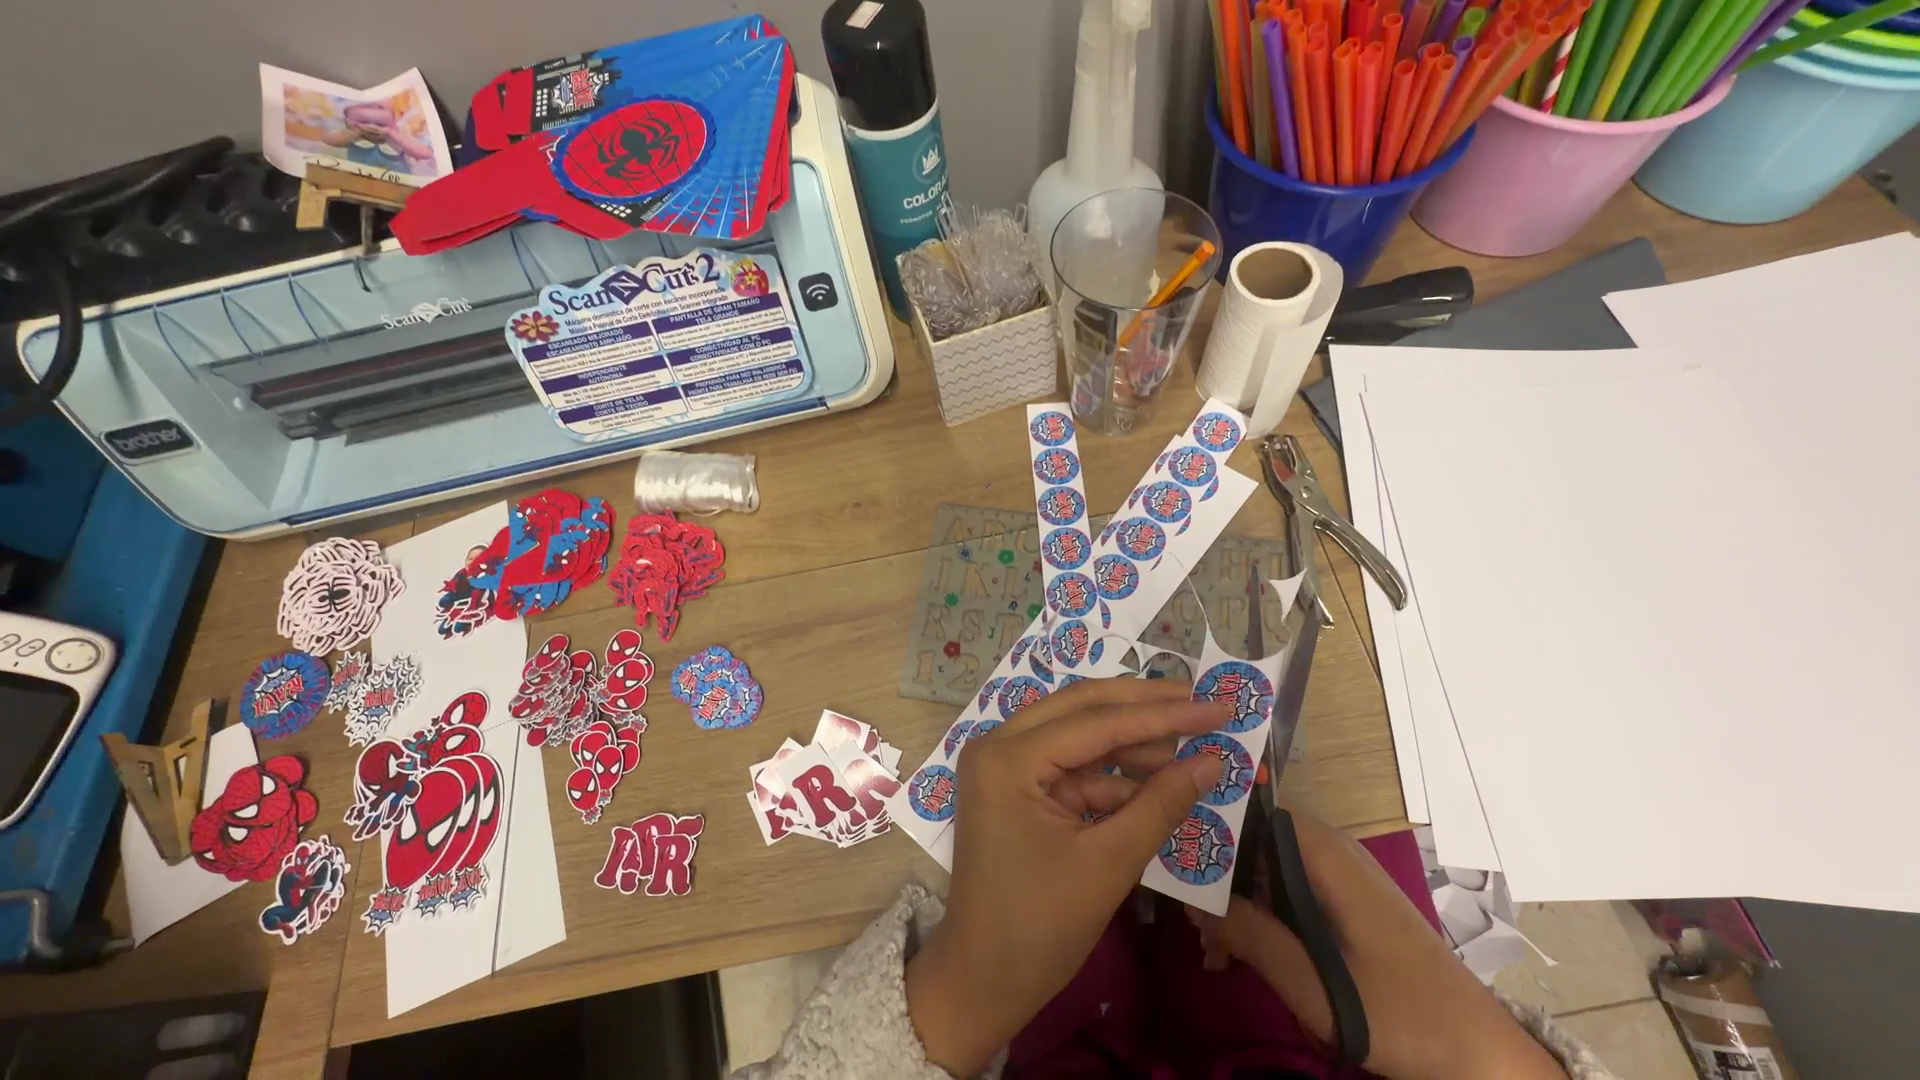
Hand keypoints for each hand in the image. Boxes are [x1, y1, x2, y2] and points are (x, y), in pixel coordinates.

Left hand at [905, 678, 1228, 1075]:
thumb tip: (1214, 759)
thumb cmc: (1039, 927)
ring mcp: (1004, 767)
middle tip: (1205, 702)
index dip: (1165, 713)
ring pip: (1079, 735)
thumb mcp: (1108, 863)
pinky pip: (1073, 768)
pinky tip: (1160, 783)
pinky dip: (1114, 776)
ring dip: (1134, 743)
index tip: (1221, 705)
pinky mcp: (1017, 790)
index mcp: (1008, 758)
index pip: (1097, 721)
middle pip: (1083, 709)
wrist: (983, 984)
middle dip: (1146, 707)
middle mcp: (998, 746)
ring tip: (1194, 746)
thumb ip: (1162, 803)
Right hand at [1188, 806, 1567, 1079]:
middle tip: (1194, 927)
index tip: (1177, 867)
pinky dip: (1261, 914)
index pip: (1253, 812)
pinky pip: (1287, 889)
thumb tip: (1197, 902)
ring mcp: (1340, 877)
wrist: (1480, 1054)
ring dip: (1236, 902)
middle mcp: (1332, 853)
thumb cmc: (1401, 1015)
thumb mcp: (1316, 987)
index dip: (1211, 831)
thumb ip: (1255, 938)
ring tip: (1213, 951)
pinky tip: (1242, 954)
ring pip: (1266, 867)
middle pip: (1254, 841)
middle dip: (1217, 878)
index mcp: (1326, 857)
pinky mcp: (1345, 902)